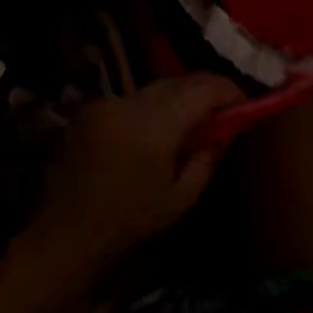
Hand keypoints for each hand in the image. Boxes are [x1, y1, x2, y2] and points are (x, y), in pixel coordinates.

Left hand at [37, 73, 244, 262]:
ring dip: (178, 101)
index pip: (202, 88)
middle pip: (178, 81)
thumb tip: (227, 131)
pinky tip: (154, 136)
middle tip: (224, 114)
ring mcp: (103, 104)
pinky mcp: (87, 112)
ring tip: (191, 127)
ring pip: (153, 89)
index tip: (244, 105)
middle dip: (206, 92)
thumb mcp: (181, 197)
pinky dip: (151, 109)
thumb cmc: (131, 220)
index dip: (229, 91)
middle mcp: (127, 103)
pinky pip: (131, 100)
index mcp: (154, 125)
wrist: (68, 231)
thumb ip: (207, 157)